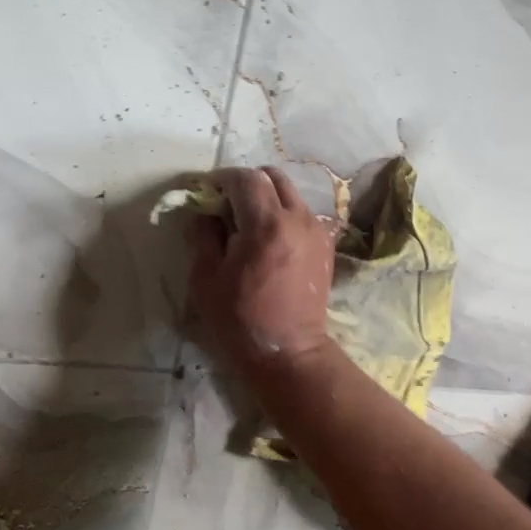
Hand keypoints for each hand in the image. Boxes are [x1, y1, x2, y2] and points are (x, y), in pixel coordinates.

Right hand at [187, 166, 335, 374]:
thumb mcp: (206, 278)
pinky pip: (302, 213)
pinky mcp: (326, 244)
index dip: (221, 179)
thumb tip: (206, 211)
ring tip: (247, 223)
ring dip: (266, 197)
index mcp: (266, 224)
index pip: (246, 178)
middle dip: (246, 182)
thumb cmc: (240, 320)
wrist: (289, 353)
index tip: (206, 192)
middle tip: (226, 203)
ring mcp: (317, 230)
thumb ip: (204, 235)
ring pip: (290, 193)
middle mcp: (298, 218)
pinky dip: (283, 214)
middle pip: (273, 176)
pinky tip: (268, 239)